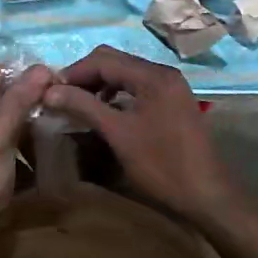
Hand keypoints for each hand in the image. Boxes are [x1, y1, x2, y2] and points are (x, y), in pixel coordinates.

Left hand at [0, 62, 52, 252]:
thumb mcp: (0, 136)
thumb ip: (19, 100)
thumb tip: (43, 68)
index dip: (5, 75)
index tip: (32, 89)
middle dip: (13, 94)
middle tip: (42, 102)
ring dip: (14, 113)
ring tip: (38, 121)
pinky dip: (9, 130)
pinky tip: (28, 139)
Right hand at [45, 45, 238, 222]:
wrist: (208, 197)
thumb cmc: (162, 165)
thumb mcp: (118, 134)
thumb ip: (84, 106)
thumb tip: (49, 91)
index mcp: (152, 76)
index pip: (103, 59)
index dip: (73, 72)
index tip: (50, 90)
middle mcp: (163, 73)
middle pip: (114, 60)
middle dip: (85, 75)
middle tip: (62, 96)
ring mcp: (170, 87)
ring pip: (125, 72)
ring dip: (99, 83)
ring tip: (79, 104)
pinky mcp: (172, 101)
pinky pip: (137, 86)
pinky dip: (116, 92)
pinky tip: (105, 111)